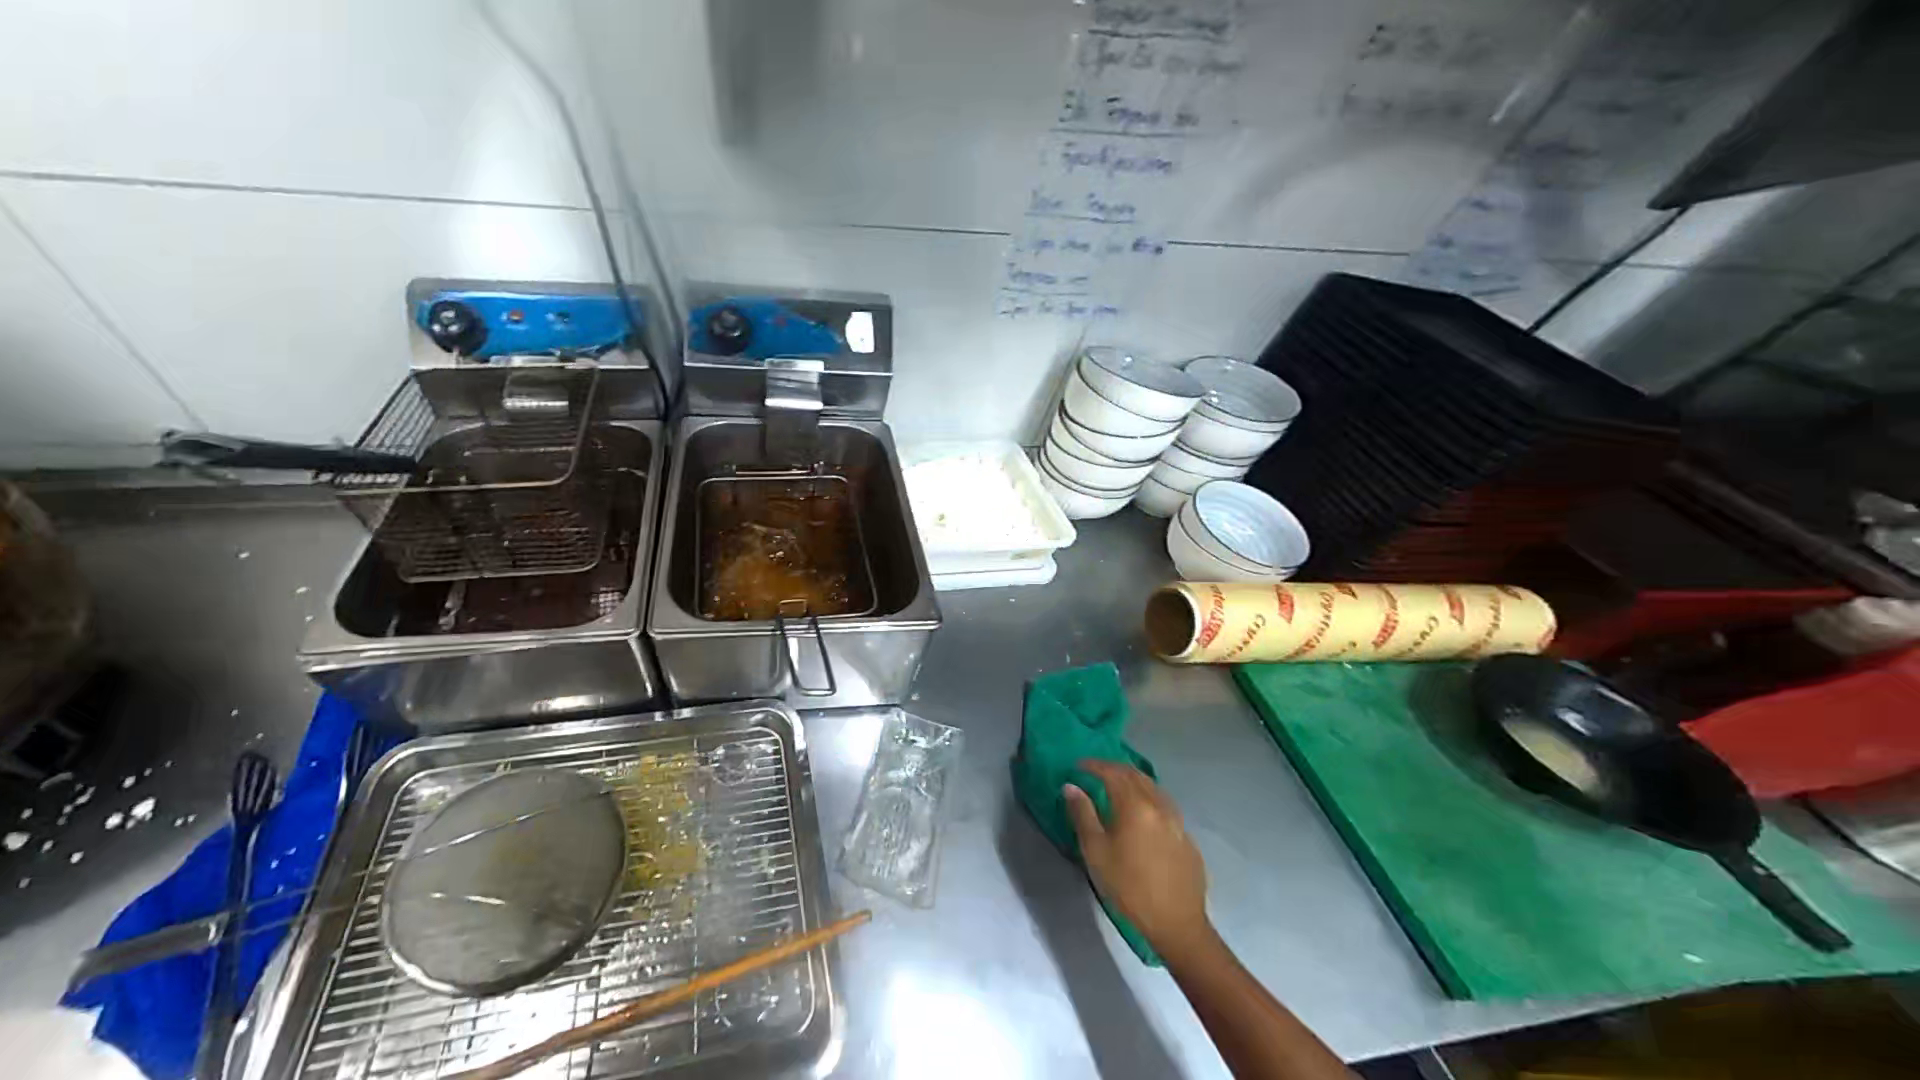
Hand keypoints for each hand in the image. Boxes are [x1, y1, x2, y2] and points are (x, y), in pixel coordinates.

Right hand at [1063, 760, 1215, 961]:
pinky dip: (1147, 798)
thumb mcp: (1096, 852)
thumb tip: (1071, 787)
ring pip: (1152, 787)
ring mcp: (1177, 820)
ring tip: (1116, 787)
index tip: (1077, 766)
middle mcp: (1159, 805)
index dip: (1093, 765)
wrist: (1176, 923)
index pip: (1112, 773)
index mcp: (1135, 805)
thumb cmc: (1129, 888)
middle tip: (1094, 772)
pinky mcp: (1186, 836)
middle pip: (1135, 775)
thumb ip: (1083, 815)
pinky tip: (1141, 813)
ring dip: (1132, 781)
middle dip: (1113, 769)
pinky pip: (1164, 805)